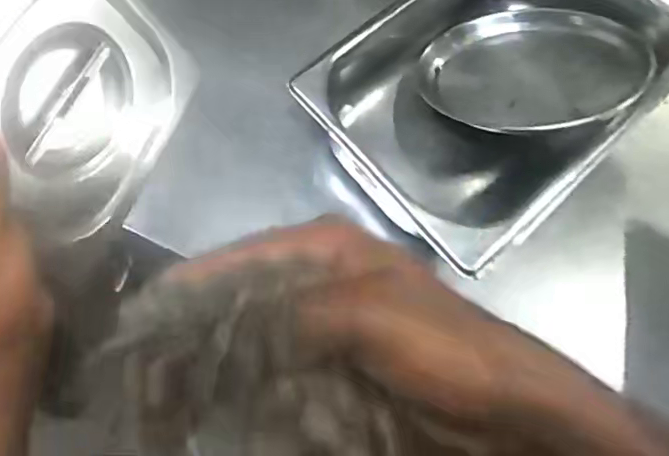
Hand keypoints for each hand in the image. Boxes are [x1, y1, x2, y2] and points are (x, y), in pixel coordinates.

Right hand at [170, 219, 668, 454]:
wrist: (522, 419)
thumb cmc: (448, 350)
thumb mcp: (369, 316)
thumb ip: (294, 316)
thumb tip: (223, 333)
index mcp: (323, 248)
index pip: (241, 258)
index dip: (194, 284)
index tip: (147, 316)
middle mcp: (317, 280)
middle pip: (241, 300)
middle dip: (196, 331)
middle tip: (149, 370)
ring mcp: (325, 329)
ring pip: (252, 341)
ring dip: (215, 368)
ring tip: (168, 396)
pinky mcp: (336, 374)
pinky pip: (277, 380)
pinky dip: (247, 395)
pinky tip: (220, 414)